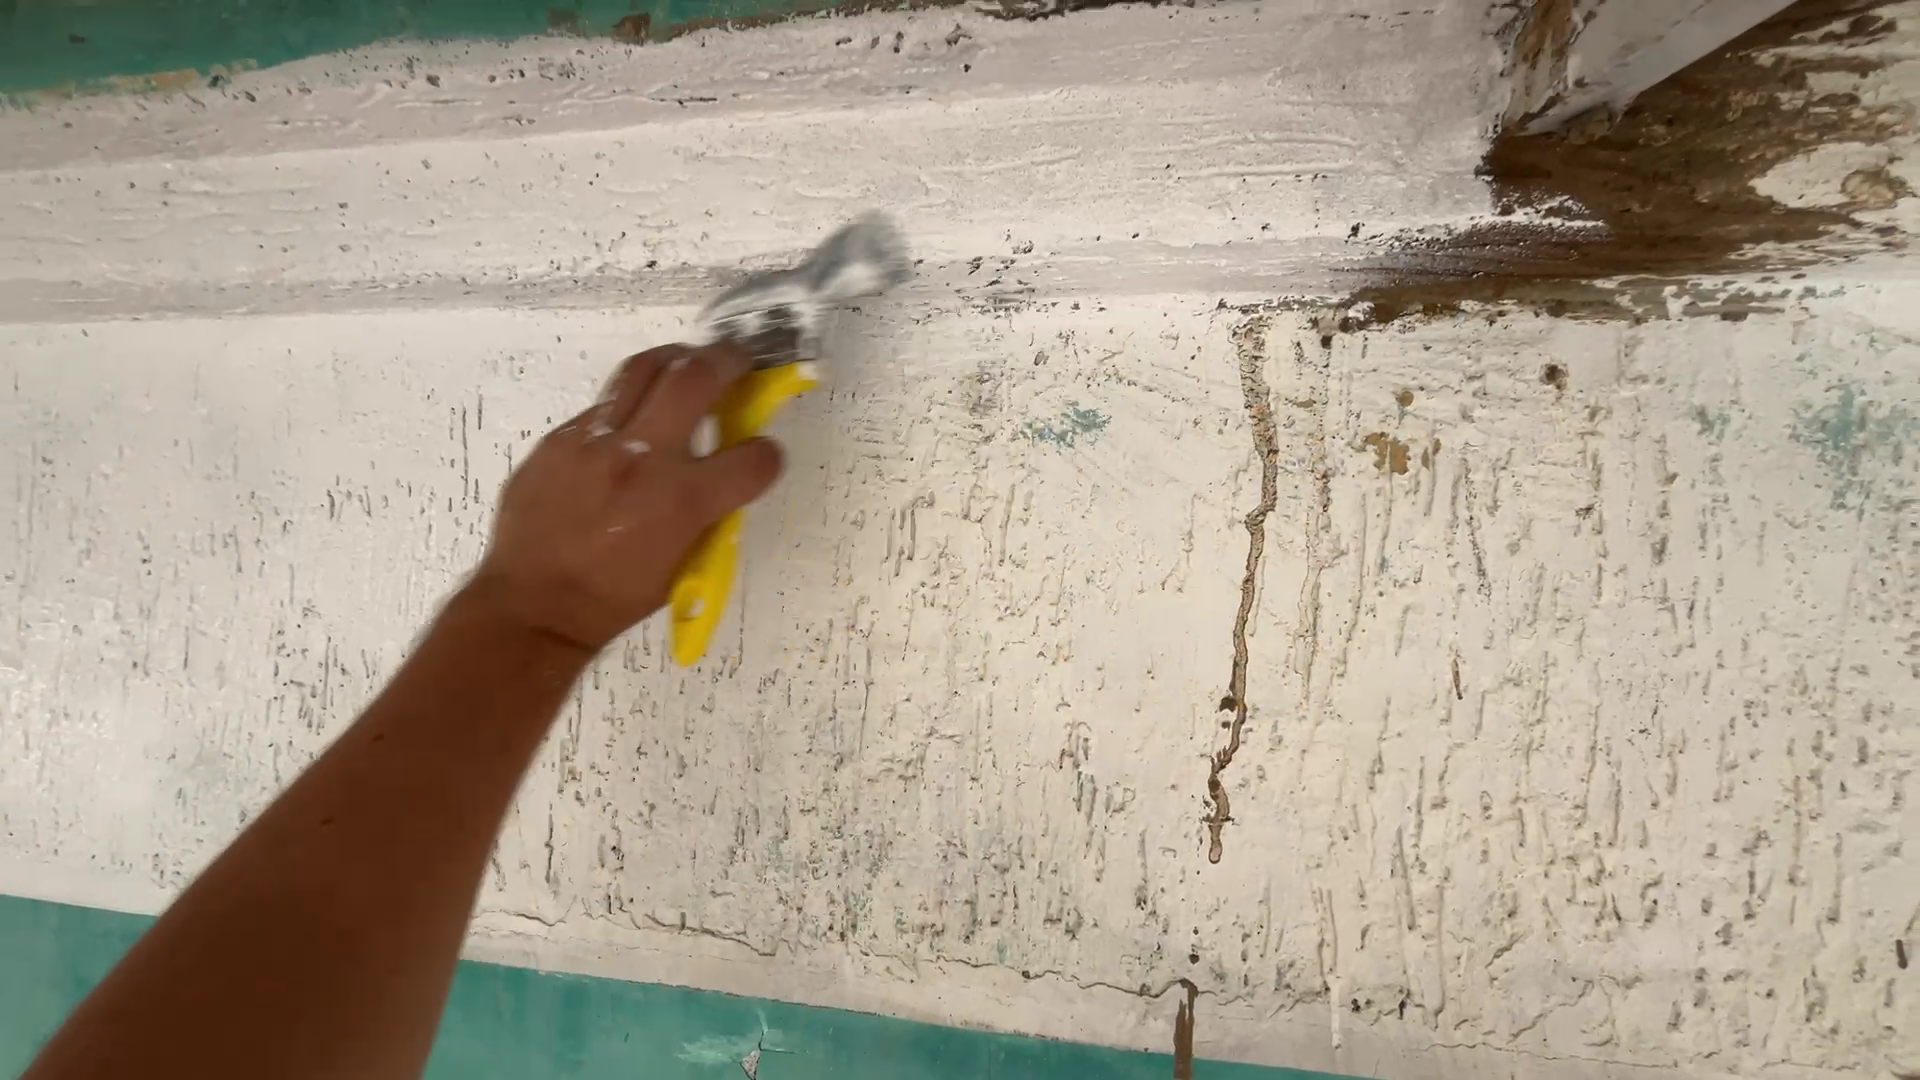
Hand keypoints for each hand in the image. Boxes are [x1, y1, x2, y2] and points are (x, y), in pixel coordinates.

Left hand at [471, 342, 783, 652]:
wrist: (535, 604)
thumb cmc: (620, 596)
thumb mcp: (686, 563)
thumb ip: (710, 512)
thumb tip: (721, 474)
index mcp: (684, 501)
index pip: (754, 459)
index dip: (768, 457)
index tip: (763, 457)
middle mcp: (643, 459)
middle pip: (696, 377)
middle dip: (729, 360)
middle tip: (739, 360)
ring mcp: (595, 442)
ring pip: (644, 370)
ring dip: (678, 359)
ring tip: (689, 363)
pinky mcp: (559, 440)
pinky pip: (604, 406)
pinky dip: (631, 407)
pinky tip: (632, 426)